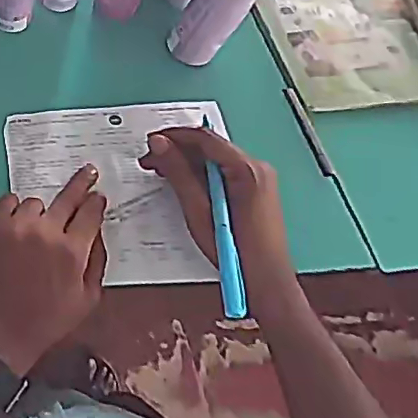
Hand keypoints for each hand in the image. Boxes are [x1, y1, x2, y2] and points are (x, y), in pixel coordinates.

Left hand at [0, 165, 107, 374]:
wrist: (1, 331)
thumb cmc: (48, 319)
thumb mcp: (87, 299)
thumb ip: (97, 261)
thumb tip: (98, 231)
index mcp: (73, 251)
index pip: (90, 212)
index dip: (96, 202)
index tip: (98, 195)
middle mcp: (47, 232)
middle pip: (69, 196)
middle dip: (82, 183)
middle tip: (89, 172)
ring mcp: (18, 226)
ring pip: (36, 203)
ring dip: (41, 213)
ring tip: (37, 233)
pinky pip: (9, 201)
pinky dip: (14, 209)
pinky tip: (17, 223)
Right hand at [139, 128, 298, 317]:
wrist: (265, 281)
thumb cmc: (234, 251)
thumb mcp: (198, 210)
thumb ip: (178, 173)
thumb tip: (160, 144)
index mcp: (247, 169)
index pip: (204, 137)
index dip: (174, 136)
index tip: (151, 142)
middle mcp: (257, 167)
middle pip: (210, 146)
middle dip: (178, 149)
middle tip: (151, 159)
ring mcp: (258, 177)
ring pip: (215, 157)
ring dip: (187, 161)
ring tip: (162, 171)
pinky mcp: (256, 188)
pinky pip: (223, 169)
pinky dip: (201, 172)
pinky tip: (184, 182)